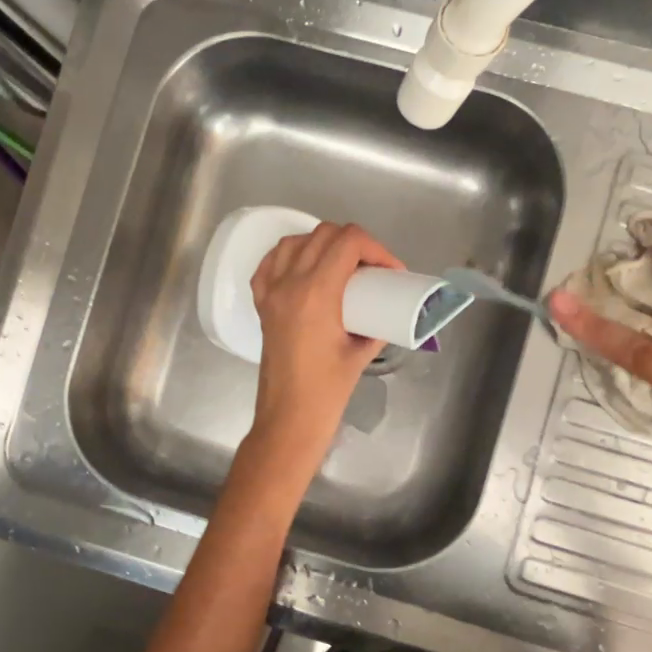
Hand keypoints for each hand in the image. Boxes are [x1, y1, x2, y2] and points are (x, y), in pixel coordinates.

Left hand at [249, 222, 402, 446]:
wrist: (289, 417)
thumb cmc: (327, 391)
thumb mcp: (361, 352)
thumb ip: (376, 326)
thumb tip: (385, 313)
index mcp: (316, 293)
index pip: (348, 242)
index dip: (377, 249)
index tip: (391, 271)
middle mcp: (289, 284)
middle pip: (324, 234)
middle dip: (354, 243)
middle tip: (372, 268)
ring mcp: (270, 292)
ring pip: (295, 241)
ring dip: (322, 243)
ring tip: (342, 265)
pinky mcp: (261, 304)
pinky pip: (271, 263)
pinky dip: (291, 256)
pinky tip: (306, 268)